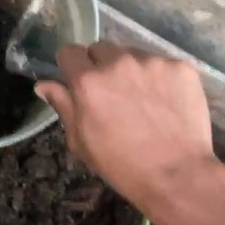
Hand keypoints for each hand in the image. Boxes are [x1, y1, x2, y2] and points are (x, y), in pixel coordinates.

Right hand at [36, 42, 224, 224]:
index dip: (72, 66)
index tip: (79, 81)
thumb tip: (43, 85)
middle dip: (101, 66)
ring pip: (133, 54)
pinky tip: (166, 102)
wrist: (177, 175)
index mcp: (88, 81)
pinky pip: (162, 64)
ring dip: (131, 70)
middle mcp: (118, 62)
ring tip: (143, 100)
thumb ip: (63, 106)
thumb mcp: (81, 142)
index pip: (70, 52)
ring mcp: (152, 62)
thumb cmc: (121, 165)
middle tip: (112, 94)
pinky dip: (160, 78)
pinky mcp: (181, 67)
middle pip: (101, 49)